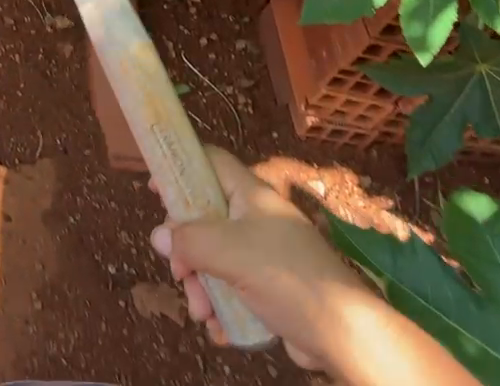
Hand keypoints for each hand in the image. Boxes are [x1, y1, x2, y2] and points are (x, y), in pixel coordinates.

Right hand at [149, 146, 369, 369]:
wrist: (345, 336)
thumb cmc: (287, 276)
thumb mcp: (230, 251)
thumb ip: (189, 239)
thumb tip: (159, 236)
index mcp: (251, 195)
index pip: (211, 162)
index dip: (181, 167)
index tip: (155, 189)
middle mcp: (256, 220)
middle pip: (204, 220)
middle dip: (186, 250)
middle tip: (180, 273)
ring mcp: (264, 255)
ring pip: (214, 259)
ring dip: (200, 286)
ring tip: (203, 312)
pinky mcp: (271, 289)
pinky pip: (232, 289)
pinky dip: (220, 307)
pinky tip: (218, 327)